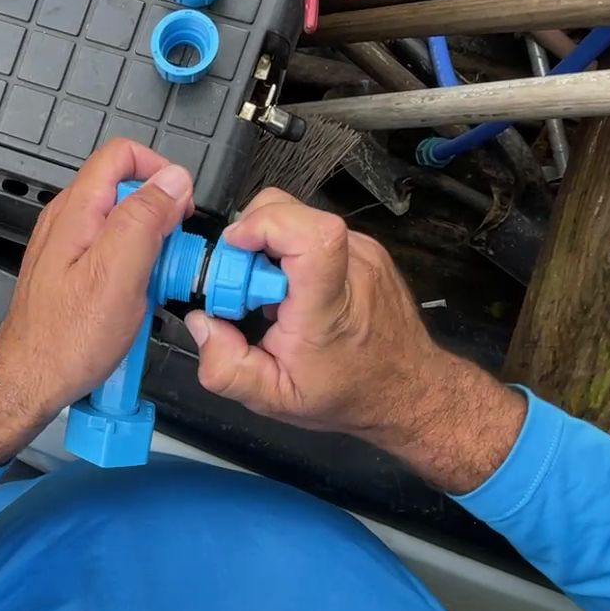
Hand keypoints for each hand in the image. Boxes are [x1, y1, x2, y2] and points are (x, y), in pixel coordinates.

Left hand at [0, 139, 194, 463]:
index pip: (121, 155)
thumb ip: (145, 218)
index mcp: (76, 212)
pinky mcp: (72, 272)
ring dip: (148, 244)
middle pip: (125, 188)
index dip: (159, 171)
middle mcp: (67, 222)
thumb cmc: (65, 341)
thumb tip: (171, 180)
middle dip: (158, 213)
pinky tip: (135, 297)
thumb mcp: (118, 274)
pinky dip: (133, 267)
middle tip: (168, 253)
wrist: (31, 381)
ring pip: (121, 223)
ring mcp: (67, 247)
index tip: (180, 207)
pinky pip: (112, 253)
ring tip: (152, 280)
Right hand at [181, 189, 524, 492]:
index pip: (312, 236)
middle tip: (242, 282)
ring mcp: (363, 252)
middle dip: (248, 235)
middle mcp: (352, 268)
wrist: (408, 390)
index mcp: (329, 306)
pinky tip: (288, 289)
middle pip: (292, 212)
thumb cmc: (349, 392)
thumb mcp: (274, 399)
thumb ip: (225, 368)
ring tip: (267, 294)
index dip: (263, 226)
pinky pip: (311, 229)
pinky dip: (286, 250)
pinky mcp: (364, 248)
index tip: (235, 249)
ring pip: (297, 215)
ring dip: (265, 245)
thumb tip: (201, 323)